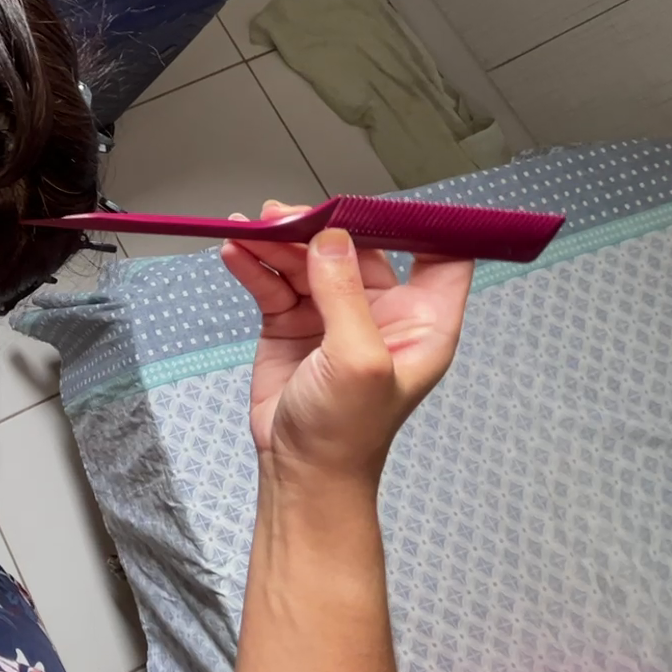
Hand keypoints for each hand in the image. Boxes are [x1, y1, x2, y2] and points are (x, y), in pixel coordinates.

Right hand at [220, 201, 472, 487]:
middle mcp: (376, 311)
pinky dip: (252, 266)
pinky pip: (271, 282)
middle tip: (282, 214)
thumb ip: (345, 295)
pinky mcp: (288, 321)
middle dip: (318, 229)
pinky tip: (234, 252)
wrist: (299, 467)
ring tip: (247, 229)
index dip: (419, 226)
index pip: (437, 257)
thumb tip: (330, 237)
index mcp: (418, 320)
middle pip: (351, 250)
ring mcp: (328, 314)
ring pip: (303, 262)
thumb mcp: (356, 360)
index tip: (377, 204)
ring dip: (275, 244)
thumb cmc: (347, 429)